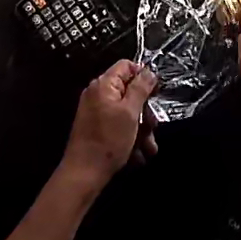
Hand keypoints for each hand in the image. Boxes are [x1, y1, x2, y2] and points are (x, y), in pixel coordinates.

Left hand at [59, 59, 158, 192]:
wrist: (84, 174)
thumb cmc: (108, 140)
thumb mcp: (130, 112)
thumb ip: (140, 88)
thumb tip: (149, 71)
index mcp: (103, 84)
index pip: (127, 66)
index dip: (144, 76)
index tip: (156, 93)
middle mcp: (98, 94)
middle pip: (130, 91)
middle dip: (145, 111)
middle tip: (153, 127)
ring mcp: (97, 112)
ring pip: (128, 112)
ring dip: (142, 129)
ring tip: (148, 148)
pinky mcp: (98, 129)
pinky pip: (119, 126)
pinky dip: (131, 138)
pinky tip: (138, 155)